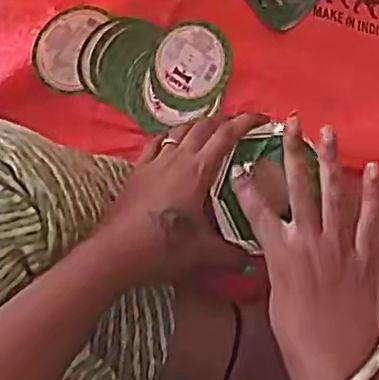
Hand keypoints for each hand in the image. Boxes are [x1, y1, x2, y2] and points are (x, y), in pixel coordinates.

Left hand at [92, 113, 267, 284]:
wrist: (115, 253)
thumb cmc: (163, 248)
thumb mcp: (203, 253)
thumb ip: (232, 255)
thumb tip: (256, 260)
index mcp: (199, 169)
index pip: (228, 134)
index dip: (247, 121)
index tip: (263, 119)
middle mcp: (179, 156)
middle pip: (206, 125)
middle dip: (226, 120)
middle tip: (241, 125)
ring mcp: (157, 160)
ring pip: (182, 129)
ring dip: (200, 125)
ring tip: (210, 130)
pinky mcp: (138, 169)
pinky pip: (157, 142)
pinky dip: (170, 136)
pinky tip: (172, 141)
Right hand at [232, 117, 378, 379]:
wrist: (339, 369)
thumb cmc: (299, 339)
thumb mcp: (277, 299)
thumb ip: (278, 263)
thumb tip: (276, 242)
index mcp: (283, 254)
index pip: (259, 211)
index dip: (247, 186)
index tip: (240, 164)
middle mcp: (310, 241)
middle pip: (299, 186)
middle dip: (294, 150)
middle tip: (292, 122)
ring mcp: (340, 245)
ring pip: (333, 192)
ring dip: (330, 159)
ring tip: (327, 131)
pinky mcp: (365, 255)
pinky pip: (369, 217)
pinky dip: (372, 192)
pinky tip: (373, 167)